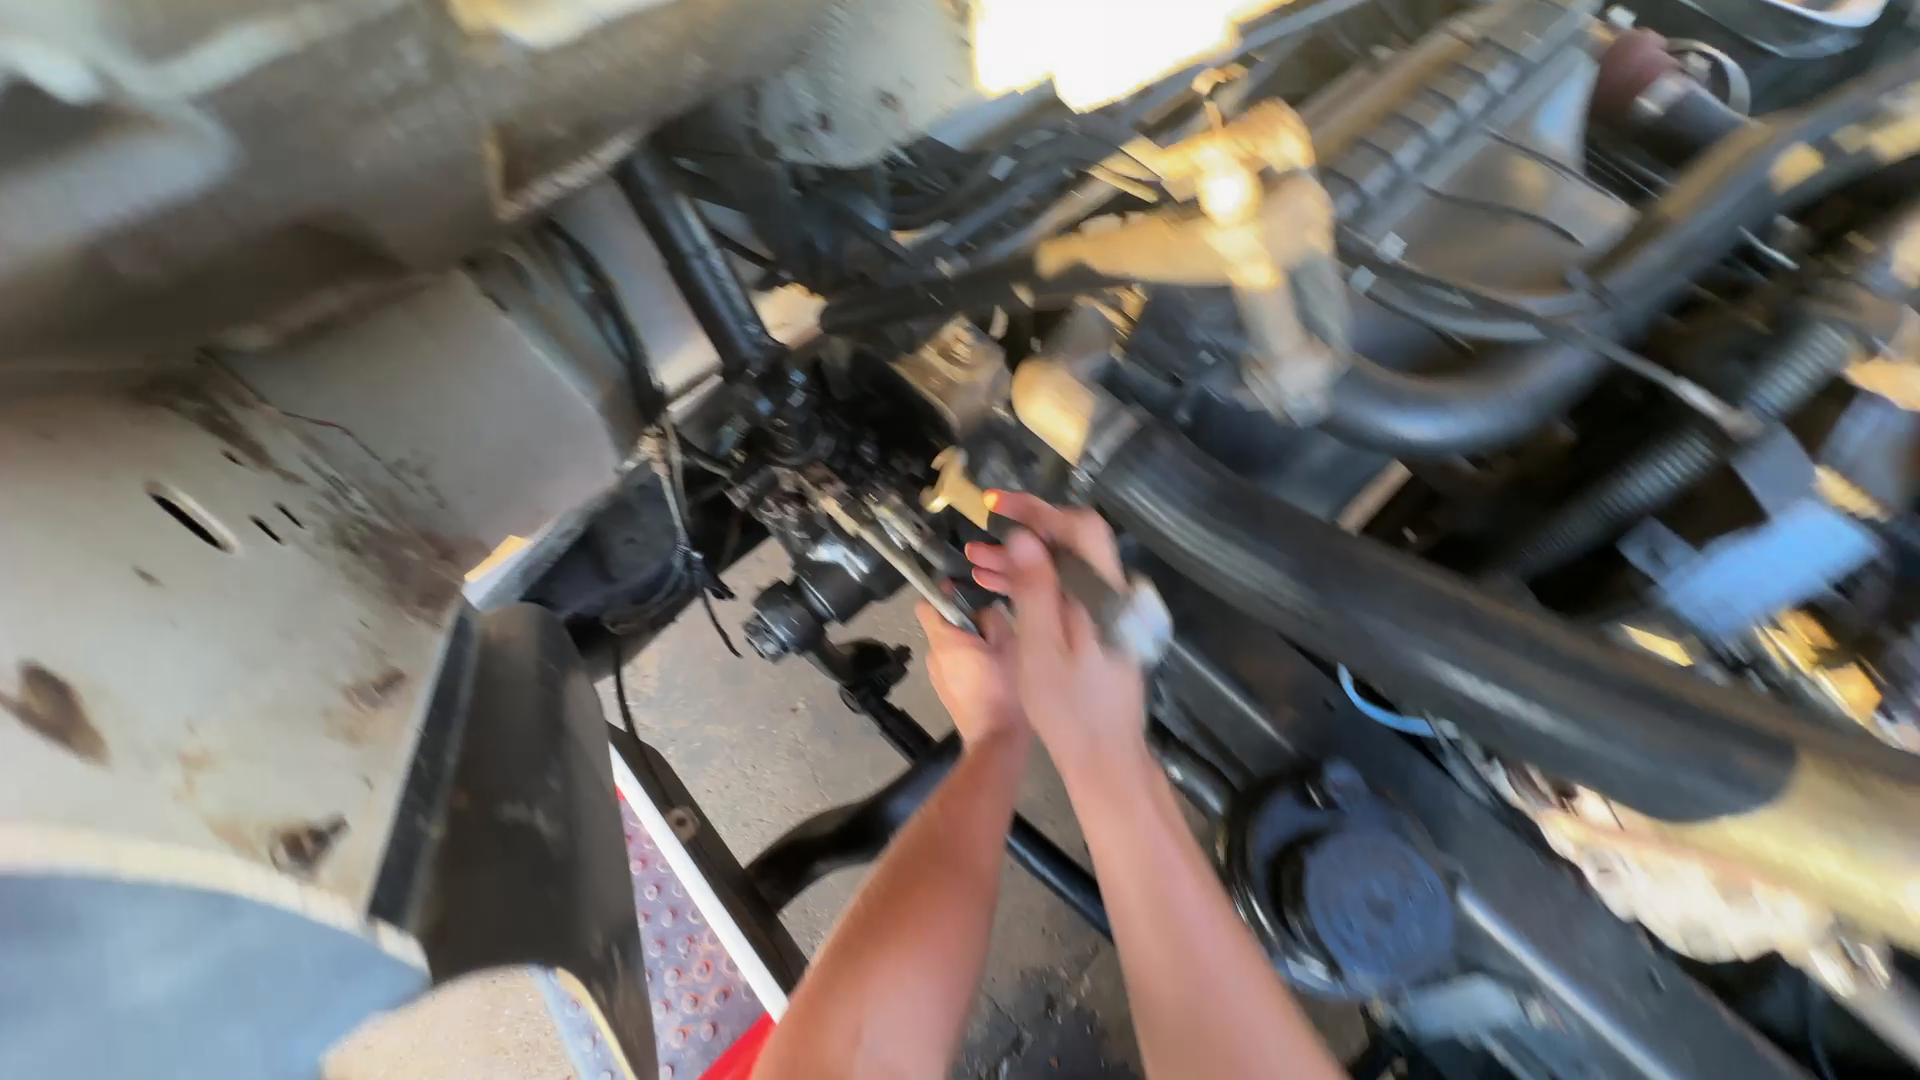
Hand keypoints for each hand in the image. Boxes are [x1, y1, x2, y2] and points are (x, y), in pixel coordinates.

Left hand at [915, 601, 1029, 748]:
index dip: (941, 594)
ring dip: (968, 645)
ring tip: (997, 655)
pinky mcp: (945, 693)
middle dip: (964, 623)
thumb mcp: (1008, 644)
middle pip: (942, 627)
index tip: (960, 591)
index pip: (925, 606)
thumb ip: (992, 619)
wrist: (996, 738)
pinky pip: (953, 666)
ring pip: (950, 648)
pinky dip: (967, 663)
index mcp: (944, 641)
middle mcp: (933, 656)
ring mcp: (937, 677)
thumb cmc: (1003, 687)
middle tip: (994, 630)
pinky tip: (991, 676)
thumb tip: (982, 614)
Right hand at [964, 492, 1146, 769]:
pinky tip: (996, 588)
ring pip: (1061, 569)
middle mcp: (1108, 594)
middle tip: (978, 538)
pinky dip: (1031, 586)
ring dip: (1020, 562)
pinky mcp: (1095, 627)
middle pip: (1069, 544)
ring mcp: (1103, 611)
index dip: (1037, 509)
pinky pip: (1061, 592)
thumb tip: (1025, 535)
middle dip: (1022, 535)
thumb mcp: (1042, 648)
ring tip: (974, 563)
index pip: (1077, 528)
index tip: (996, 504)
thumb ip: (1036, 588)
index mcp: (1101, 594)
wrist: (1104, 755)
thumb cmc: (1069, 708)